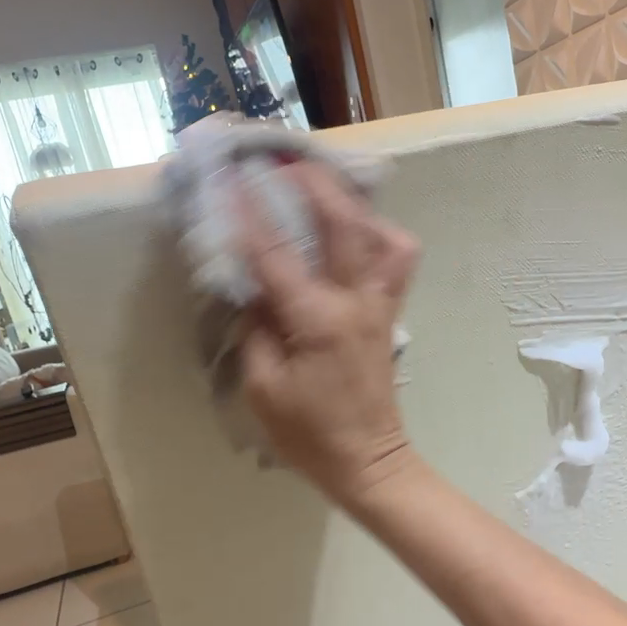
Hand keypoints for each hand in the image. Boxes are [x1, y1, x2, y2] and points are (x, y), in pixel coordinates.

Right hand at [239, 163, 420, 508]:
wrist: (368, 462)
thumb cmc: (309, 435)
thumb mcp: (263, 387)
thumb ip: (255, 329)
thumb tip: (252, 287)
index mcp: (318, 320)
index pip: (276, 253)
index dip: (249, 211)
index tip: (231, 177)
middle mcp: (356, 301)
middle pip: (344, 222)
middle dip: (313, 182)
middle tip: (282, 163)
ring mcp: (381, 306)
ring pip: (384, 235)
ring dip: (353, 205)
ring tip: (322, 193)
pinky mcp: (390, 314)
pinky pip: (396, 262)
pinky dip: (379, 237)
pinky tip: (354, 235)